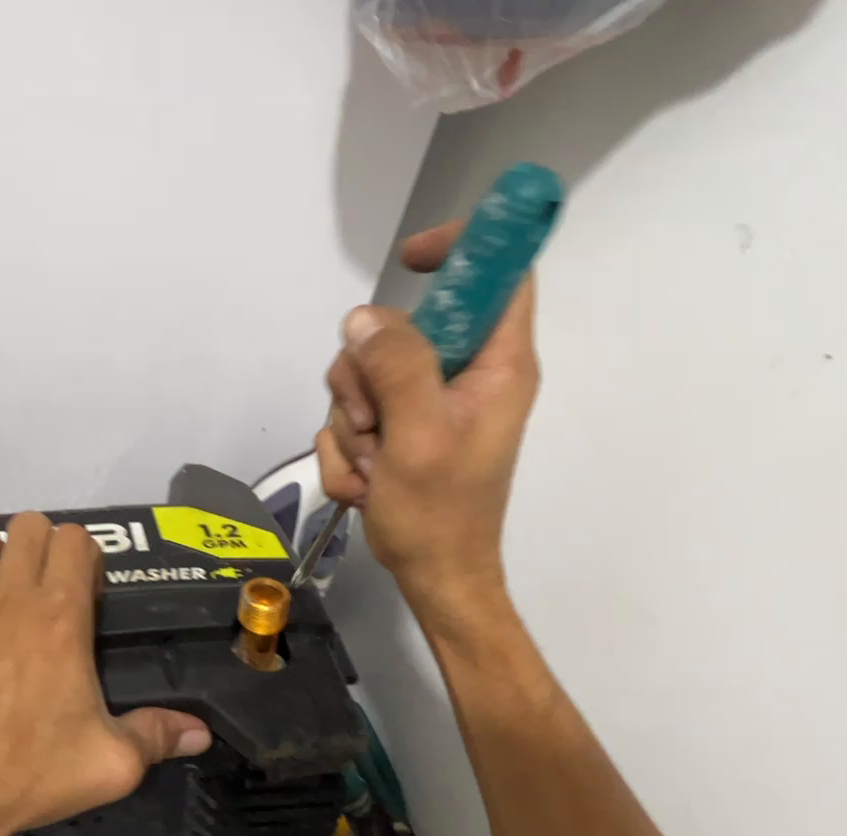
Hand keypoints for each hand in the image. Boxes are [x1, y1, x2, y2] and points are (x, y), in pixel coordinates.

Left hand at [0, 514, 211, 835]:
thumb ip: (158, 737)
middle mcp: (10, 593)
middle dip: (43, 546)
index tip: (87, 594)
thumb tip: (201, 734)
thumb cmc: (26, 773)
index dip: (86, 558)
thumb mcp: (111, 765)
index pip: (76, 539)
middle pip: (29, 524)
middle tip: (46, 591)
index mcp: (62, 615)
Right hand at [316, 220, 539, 596]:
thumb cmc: (441, 514)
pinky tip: (366, 483)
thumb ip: (396, 369)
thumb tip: (362, 320)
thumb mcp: (420, 437)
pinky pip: (350, 414)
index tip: (410, 261)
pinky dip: (348, 450)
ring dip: (352, 424)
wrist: (432, 576)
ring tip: (375, 467)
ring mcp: (423, 402)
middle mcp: (462, 374)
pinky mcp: (395, 428)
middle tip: (376, 426)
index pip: (498, 274)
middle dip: (366, 379)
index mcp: (496, 365)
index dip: (463, 248)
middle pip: (399, 329)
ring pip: (362, 374)